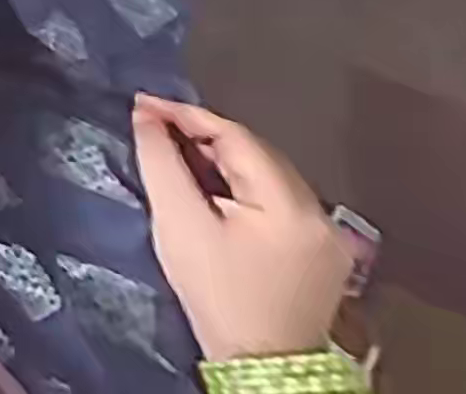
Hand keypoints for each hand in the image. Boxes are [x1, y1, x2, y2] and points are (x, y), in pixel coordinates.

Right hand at [131, 93, 348, 362]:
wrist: (257, 363)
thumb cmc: (213, 286)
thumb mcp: (177, 218)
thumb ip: (160, 158)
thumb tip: (145, 115)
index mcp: (290, 205)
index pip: (235, 137)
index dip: (185, 113)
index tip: (141, 103)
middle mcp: (318, 214)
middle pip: (253, 151)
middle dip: (200, 130)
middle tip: (151, 122)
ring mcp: (324, 234)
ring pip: (262, 171)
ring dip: (216, 153)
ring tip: (171, 145)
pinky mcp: (316, 250)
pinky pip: (270, 194)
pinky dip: (233, 177)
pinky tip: (204, 179)